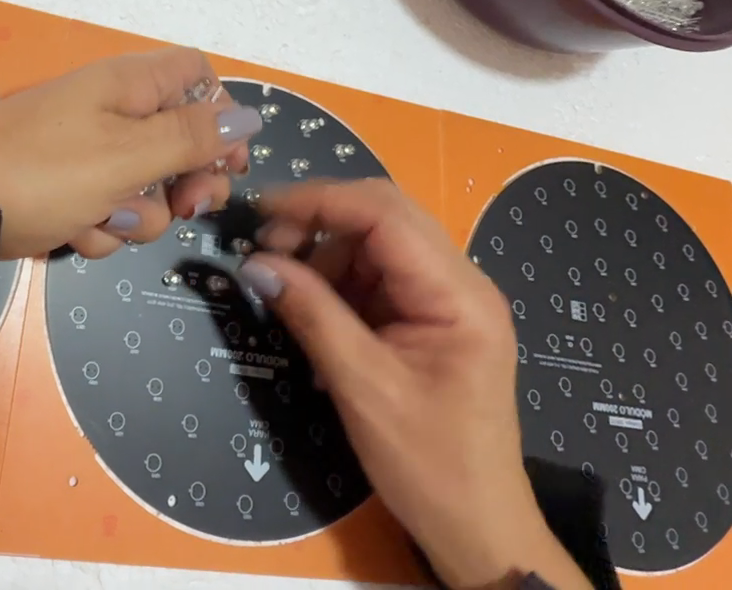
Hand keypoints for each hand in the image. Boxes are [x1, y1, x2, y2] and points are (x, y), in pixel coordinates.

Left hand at [0, 48, 262, 259]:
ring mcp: (85, 152)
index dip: (221, 115)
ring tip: (98, 218)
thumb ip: (191, 137)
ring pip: (144, 186)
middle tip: (182, 208)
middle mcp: (112, 111)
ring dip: (134, 214)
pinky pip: (106, 209)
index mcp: (129, 84)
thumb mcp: (125, 155)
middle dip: (184, 181)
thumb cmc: (37, 173)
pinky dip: (96, 227)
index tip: (227, 163)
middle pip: (179, 138)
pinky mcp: (63, 189)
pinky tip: (70, 232)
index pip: (198, 75)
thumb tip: (249, 114)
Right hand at [237, 180, 592, 589]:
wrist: (478, 530)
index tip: (261, 209)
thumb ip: (311, 315)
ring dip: (325, 253)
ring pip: (374, 241)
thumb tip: (254, 264)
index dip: (320, 201)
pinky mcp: (428, 316)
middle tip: (266, 245)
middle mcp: (459, 281)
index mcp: (458, 294)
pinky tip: (313, 308)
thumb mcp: (362, 388)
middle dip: (319, 220)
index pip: (385, 214)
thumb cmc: (429, 465)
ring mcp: (445, 297)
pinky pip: (375, 274)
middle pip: (383, 215)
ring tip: (287, 288)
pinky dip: (337, 280)